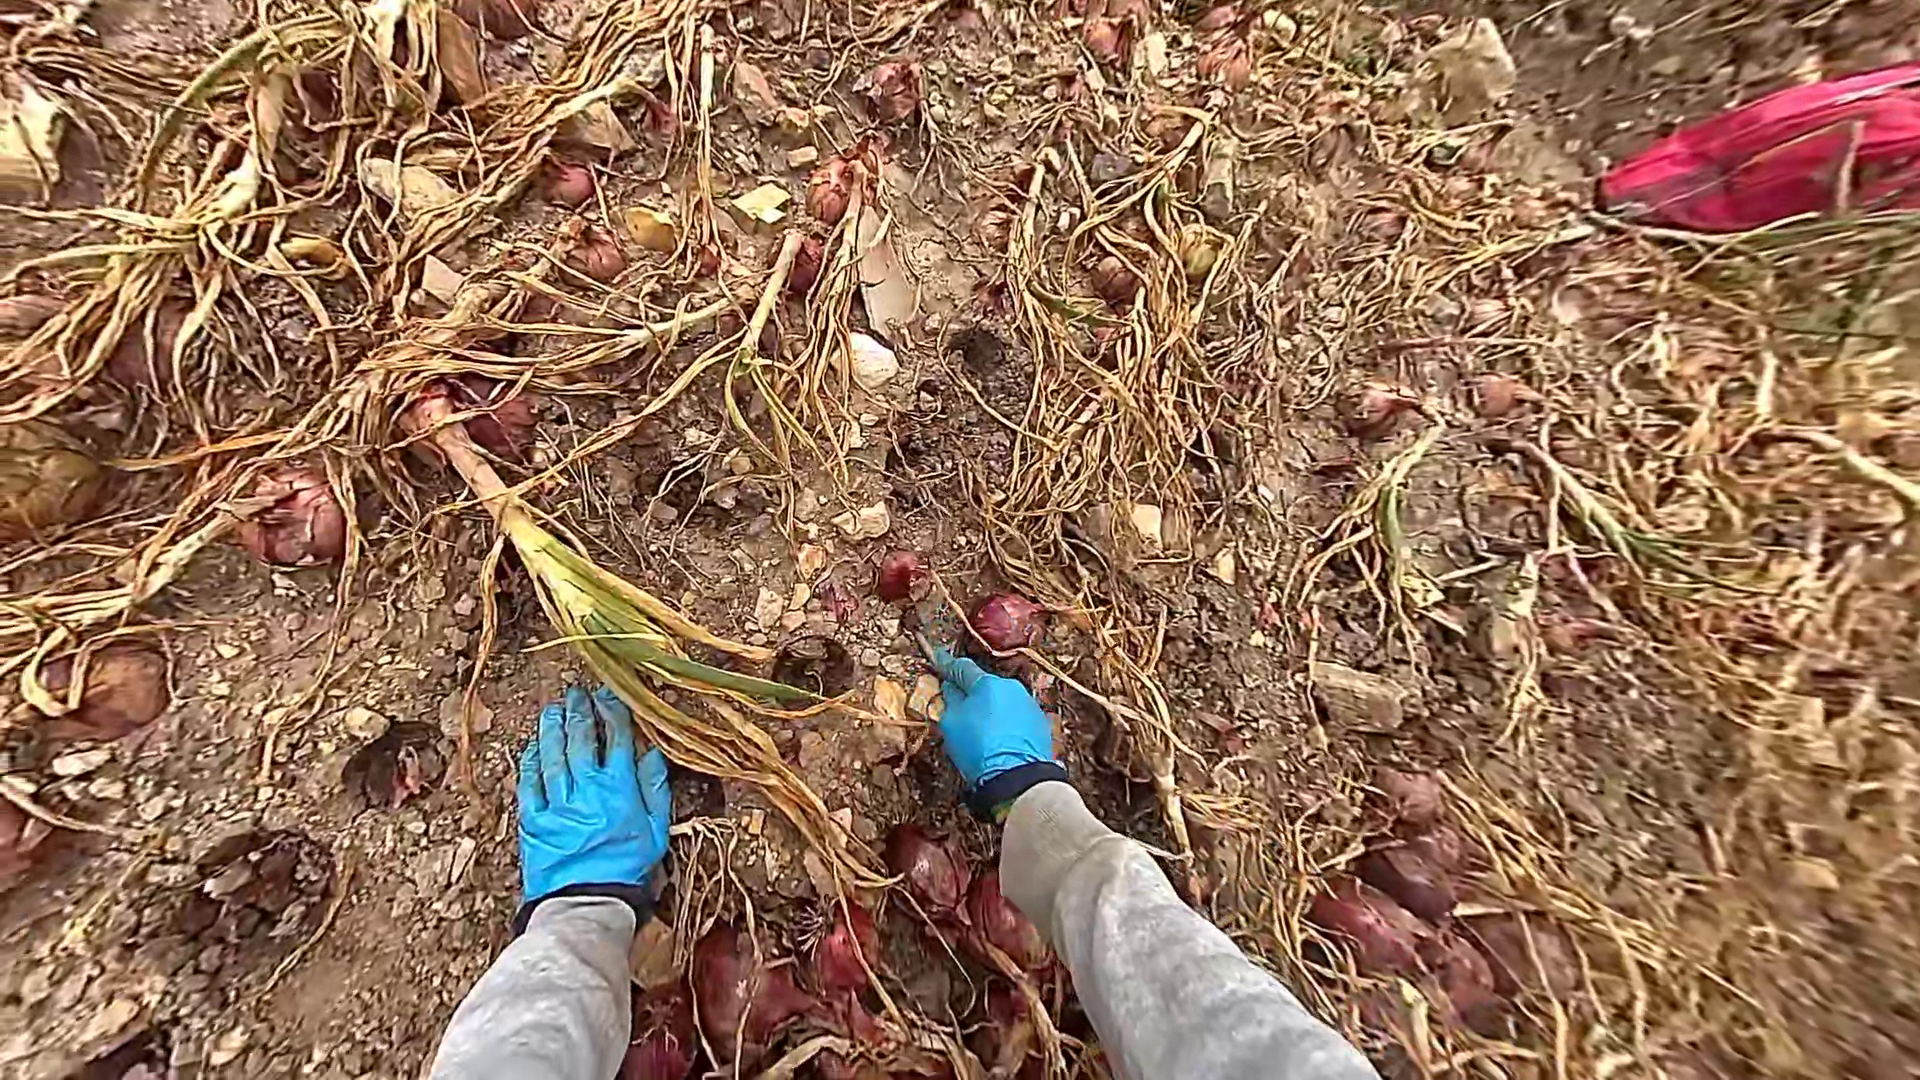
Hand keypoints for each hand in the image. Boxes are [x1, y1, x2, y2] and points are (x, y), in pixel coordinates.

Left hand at [517, 685, 670, 900]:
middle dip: (580, 713)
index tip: (608, 694)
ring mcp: (557, 804)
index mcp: (619, 787)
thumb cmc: (629, 862)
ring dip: (553, 730)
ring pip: (553, 758)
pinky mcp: (534, 822)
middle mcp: (587, 788)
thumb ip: (654, 786)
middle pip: (582, 741)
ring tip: (552, 710)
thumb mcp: (656, 825)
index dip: (612, 712)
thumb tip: (652, 752)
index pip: (617, 738)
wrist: (587, 901)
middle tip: (576, 694)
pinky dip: (530, 763)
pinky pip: (529, 786)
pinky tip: (532, 747)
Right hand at [930, 649, 1056, 788]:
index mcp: (988, 684)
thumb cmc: (979, 749)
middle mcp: (1011, 687)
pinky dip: (1006, 723)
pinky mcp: (1040, 723)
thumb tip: (951, 687)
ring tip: (981, 730)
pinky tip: (1000, 739)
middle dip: (972, 693)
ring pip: (1002, 701)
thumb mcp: (952, 724)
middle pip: (985, 685)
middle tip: (959, 706)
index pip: (963, 668)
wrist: (1018, 778)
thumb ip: (950, 700)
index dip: (948, 665)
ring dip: (990, 709)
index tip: (939, 660)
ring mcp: (1029, 704)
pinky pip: (1016, 716)